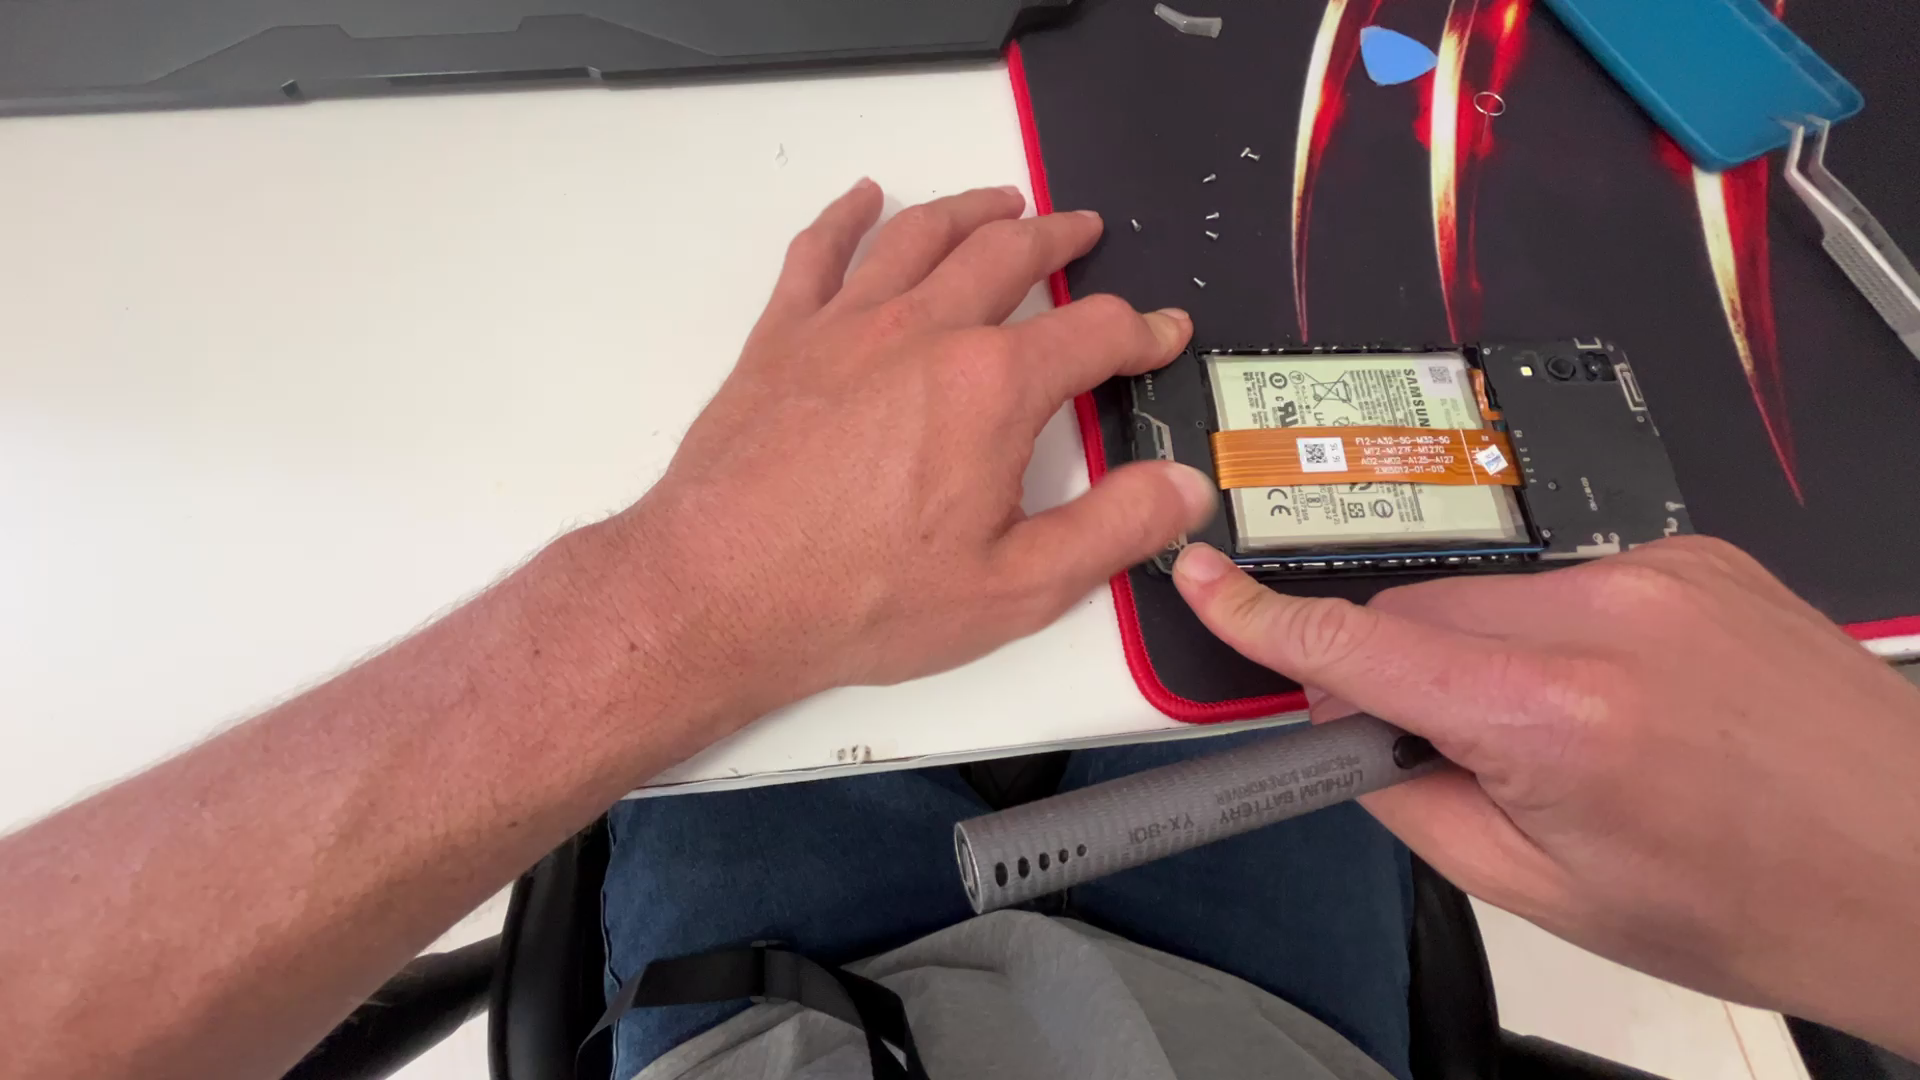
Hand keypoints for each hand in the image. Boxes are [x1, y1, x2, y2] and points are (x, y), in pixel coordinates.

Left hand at [598, 181, 1214, 716]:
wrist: (720, 597)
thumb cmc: (865, 599)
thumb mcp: (1013, 587)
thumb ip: (1112, 530)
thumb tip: (1185, 487)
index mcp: (991, 388)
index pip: (1093, 333)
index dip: (1142, 330)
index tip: (1163, 331)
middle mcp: (923, 332)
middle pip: (1009, 256)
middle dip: (1059, 240)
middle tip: (1083, 230)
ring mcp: (845, 326)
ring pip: (922, 236)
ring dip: (972, 209)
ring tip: (1004, 200)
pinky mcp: (781, 339)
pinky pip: (818, 252)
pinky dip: (847, 216)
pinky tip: (866, 198)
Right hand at [1174, 536, 1919, 1055]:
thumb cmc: (1742, 906)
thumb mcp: (1531, 885)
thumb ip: (1401, 788)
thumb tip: (1337, 716)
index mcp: (1550, 718)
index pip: (1356, 648)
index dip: (1262, 618)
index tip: (1202, 581)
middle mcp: (1597, 619)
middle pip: (1405, 615)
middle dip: (1391, 670)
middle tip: (1440, 738)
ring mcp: (1648, 572)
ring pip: (1466, 596)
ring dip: (1464, 652)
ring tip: (1545, 722)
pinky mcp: (1682, 553)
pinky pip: (1542, 581)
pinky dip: (1533, 630)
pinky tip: (1602, 685)